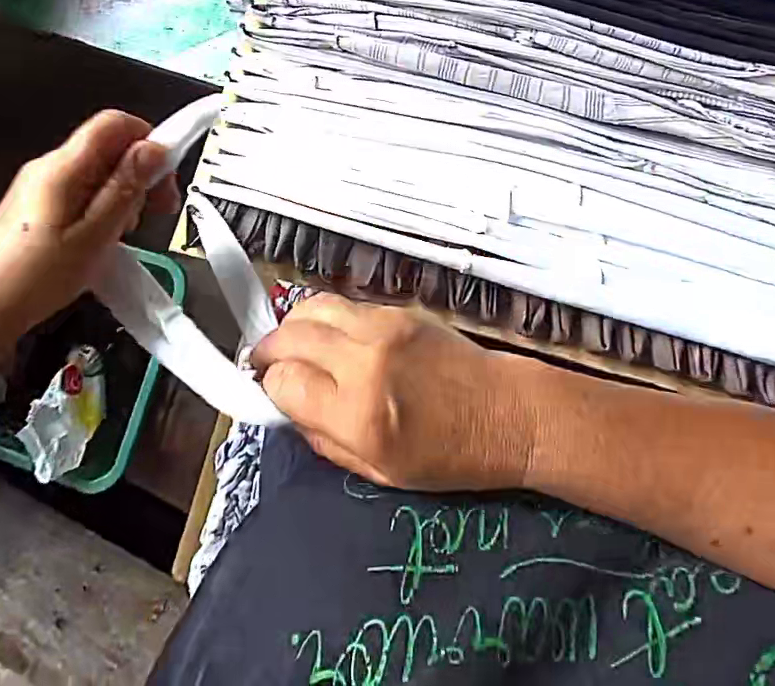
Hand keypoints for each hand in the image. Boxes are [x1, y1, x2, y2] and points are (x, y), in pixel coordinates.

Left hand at [0, 110, 180, 345]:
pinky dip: (106, 208)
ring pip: (101, 171)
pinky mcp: (38, 205)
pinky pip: (84, 191)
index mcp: (63, 168)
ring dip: (126, 194)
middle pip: (111, 147)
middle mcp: (50, 167)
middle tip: (157, 211)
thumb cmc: (34, 278)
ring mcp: (41, 186)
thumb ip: (126, 187)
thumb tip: (156, 149)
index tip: (167, 178)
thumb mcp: (94, 234)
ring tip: (126, 233)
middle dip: (143, 172)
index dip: (150, 139)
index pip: (115, 124)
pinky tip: (104, 239)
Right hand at [249, 293, 541, 491]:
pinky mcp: (400, 310)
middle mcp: (366, 360)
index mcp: (358, 412)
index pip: (282, 380)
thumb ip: (322, 438)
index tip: (272, 393)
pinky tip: (335, 339)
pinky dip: (328, 319)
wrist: (507, 413)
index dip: (269, 388)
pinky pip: (345, 304)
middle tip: (267, 364)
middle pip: (289, 335)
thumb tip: (287, 406)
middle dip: (268, 350)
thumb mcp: (377, 471)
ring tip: (296, 346)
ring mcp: (384, 326)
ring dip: (293, 325)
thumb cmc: (449, 455)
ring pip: (313, 306)